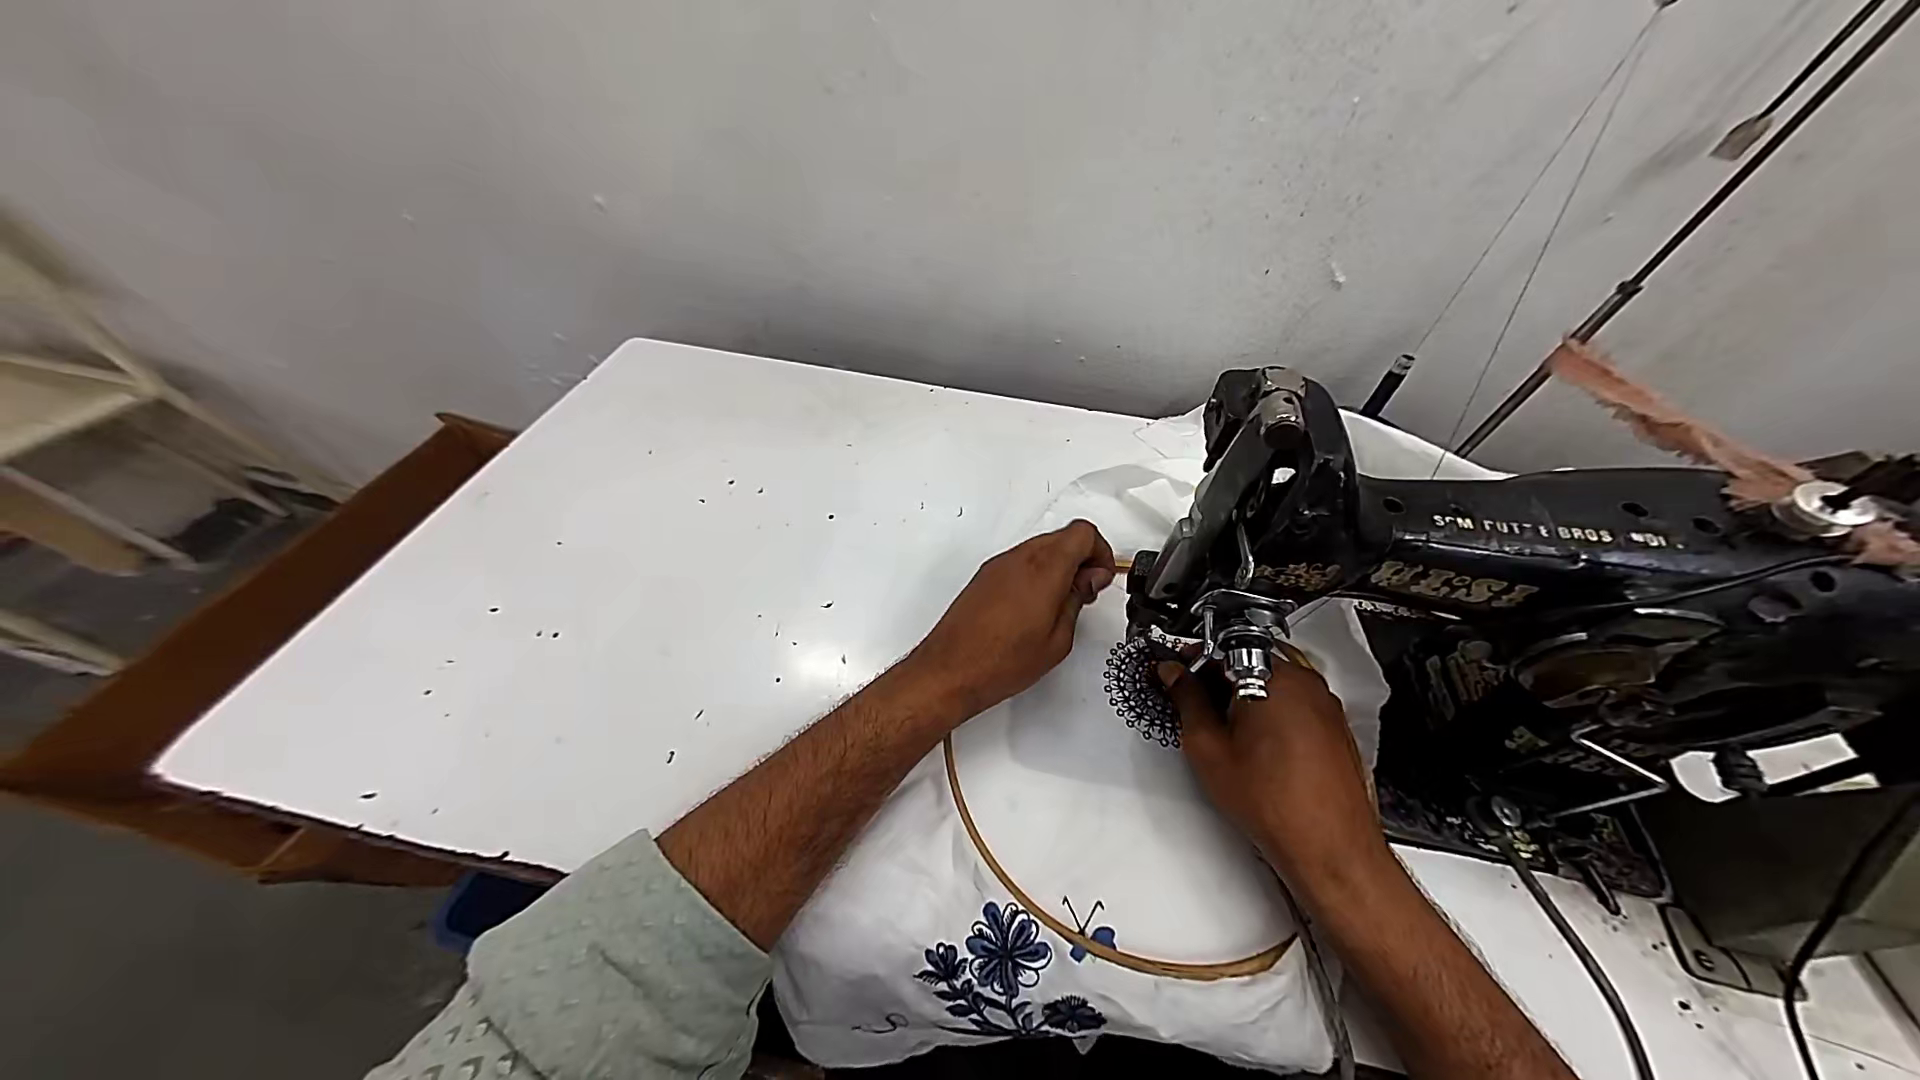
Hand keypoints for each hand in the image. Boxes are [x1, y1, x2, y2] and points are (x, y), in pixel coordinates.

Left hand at [899, 520, 1116, 720]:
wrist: (951, 670)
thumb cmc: (998, 660)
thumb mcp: (1058, 639)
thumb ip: (1078, 599)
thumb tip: (1088, 581)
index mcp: (1044, 568)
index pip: (1083, 533)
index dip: (1101, 552)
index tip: (1101, 576)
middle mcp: (1019, 559)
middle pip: (1063, 537)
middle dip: (1082, 559)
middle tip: (1088, 590)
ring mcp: (999, 565)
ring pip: (1041, 547)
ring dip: (1059, 566)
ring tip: (1063, 603)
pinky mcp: (985, 576)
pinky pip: (1020, 561)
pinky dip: (1036, 573)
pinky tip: (1038, 605)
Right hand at [1158, 657, 1384, 884]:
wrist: (1328, 849)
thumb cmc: (1278, 805)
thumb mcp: (1207, 747)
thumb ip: (1185, 699)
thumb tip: (1174, 676)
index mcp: (1272, 677)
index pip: (1220, 647)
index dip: (1190, 659)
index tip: (1175, 671)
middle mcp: (1305, 684)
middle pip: (1247, 661)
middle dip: (1215, 679)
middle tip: (1193, 704)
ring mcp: (1325, 705)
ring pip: (1270, 682)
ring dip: (1242, 696)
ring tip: (1225, 734)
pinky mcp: (1334, 727)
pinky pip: (1292, 703)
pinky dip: (1268, 713)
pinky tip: (1253, 748)